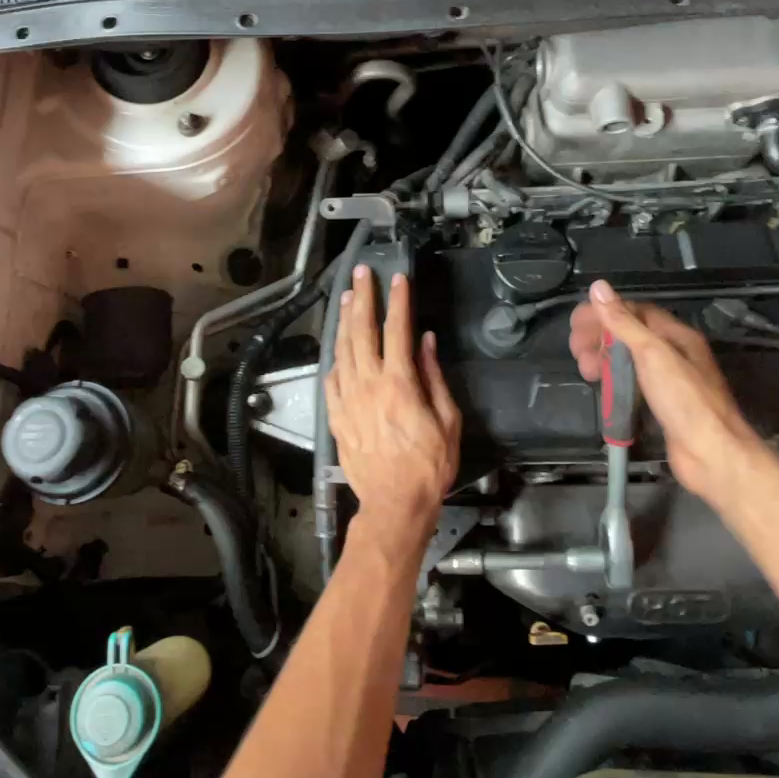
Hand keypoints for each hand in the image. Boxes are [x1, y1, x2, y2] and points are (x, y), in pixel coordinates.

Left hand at [324, 265, 460, 544]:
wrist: (394, 503)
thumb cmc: (428, 465)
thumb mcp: (448, 420)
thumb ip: (434, 377)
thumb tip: (425, 342)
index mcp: (399, 383)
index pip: (396, 330)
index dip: (397, 301)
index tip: (397, 278)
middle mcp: (368, 385)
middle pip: (362, 332)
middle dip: (362, 299)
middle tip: (362, 274)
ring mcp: (347, 400)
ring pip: (342, 350)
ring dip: (345, 321)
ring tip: (347, 298)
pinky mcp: (336, 417)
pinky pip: (330, 380)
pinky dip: (335, 359)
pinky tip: (337, 348)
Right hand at [569, 279, 761, 499]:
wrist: (711, 454)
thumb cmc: (684, 400)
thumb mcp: (652, 354)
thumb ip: (624, 322)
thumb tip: (599, 288)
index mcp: (676, 336)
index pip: (635, 312)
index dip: (605, 312)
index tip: (577, 322)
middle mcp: (674, 354)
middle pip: (630, 335)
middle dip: (600, 337)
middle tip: (575, 348)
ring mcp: (669, 380)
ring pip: (630, 360)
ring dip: (604, 359)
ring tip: (584, 369)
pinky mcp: (662, 404)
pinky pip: (633, 383)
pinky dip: (614, 380)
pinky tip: (602, 386)